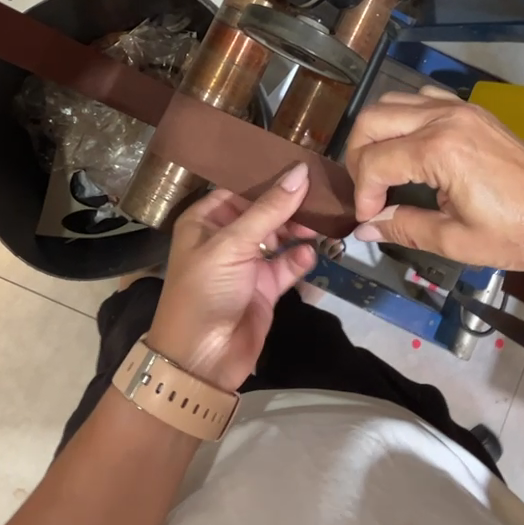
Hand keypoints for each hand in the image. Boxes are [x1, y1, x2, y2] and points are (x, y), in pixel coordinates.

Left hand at [145, 163, 320, 390]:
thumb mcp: (233, 244)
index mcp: (206, 220)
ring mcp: (246, 263)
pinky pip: (287, 264)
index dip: (270, 178)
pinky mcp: (264, 287)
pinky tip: (311, 252)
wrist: (201, 360)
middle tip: (322, 192)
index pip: (241, 189)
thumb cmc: (205, 291)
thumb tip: (300, 171)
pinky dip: (299, 257)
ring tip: (323, 221)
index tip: (303, 164)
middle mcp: (226, 237)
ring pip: (279, 236)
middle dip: (290, 204)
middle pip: (264, 211)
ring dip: (299, 229)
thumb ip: (270, 208)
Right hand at [345, 86, 523, 273]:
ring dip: (377, 132)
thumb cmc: (517, 235)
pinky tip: (410, 147)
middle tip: (367, 190)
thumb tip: (363, 230)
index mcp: (441, 150)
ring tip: (382, 168)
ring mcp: (460, 108)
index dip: (362, 193)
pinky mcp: (472, 109)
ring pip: (393, 101)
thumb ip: (403, 228)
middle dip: (358, 155)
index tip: (369, 217)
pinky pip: (422, 98)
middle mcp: (445, 118)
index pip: (374, 162)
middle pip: (372, 120)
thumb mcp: (455, 241)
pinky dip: (404, 117)